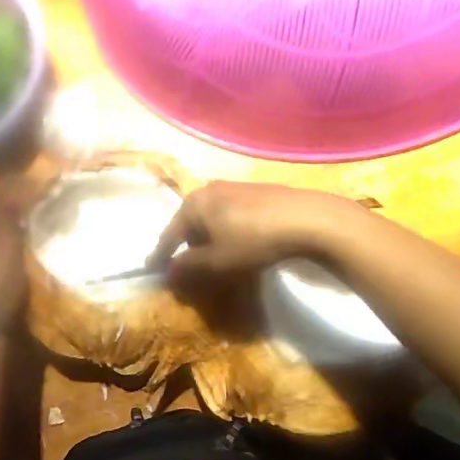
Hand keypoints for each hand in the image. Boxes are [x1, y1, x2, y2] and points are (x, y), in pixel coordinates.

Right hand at [151, 181, 364, 280]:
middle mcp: (209, 190)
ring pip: (211, 219)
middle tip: (185, 268)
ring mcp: (234, 188)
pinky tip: (237, 246)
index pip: (169, 234)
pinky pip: (230, 216)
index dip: (161, 256)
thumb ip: (188, 266)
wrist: (307, 219)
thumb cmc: (253, 240)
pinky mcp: (256, 193)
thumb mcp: (216, 261)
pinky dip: (226, 232)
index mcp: (193, 203)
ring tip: (212, 259)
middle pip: (189, 224)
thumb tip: (169, 271)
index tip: (153, 271)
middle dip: (186, 246)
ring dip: (208, 240)